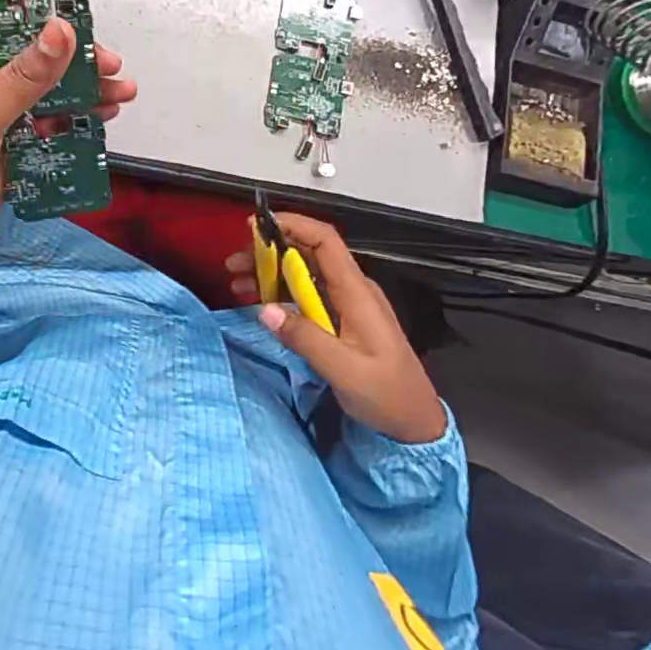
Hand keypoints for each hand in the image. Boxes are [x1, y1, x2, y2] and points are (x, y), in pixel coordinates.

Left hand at [0, 0, 136, 245]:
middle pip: (36, 52)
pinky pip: (54, 125)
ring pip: (51, 90)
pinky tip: (104, 118)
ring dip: (86, 88)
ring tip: (123, 91)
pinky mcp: (18, 145)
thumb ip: (22, 78)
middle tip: (109, 60)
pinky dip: (79, 120)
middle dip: (74, 51)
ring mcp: (5, 115)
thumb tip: (62, 29)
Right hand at [226, 213, 445, 443]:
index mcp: (356, 293)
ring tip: (238, 281)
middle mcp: (351, 291)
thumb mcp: (344, 370)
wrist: (415, 424)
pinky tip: (258, 301)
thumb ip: (305, 338)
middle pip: (307, 254)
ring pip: (302, 273)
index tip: (257, 226)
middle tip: (235, 264)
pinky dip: (279, 292)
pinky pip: (306, 294)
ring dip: (269, 273)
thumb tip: (266, 310)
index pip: (325, 241)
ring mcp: (346, 304)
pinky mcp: (340, 319)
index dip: (292, 225)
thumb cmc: (387, 395)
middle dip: (268, 251)